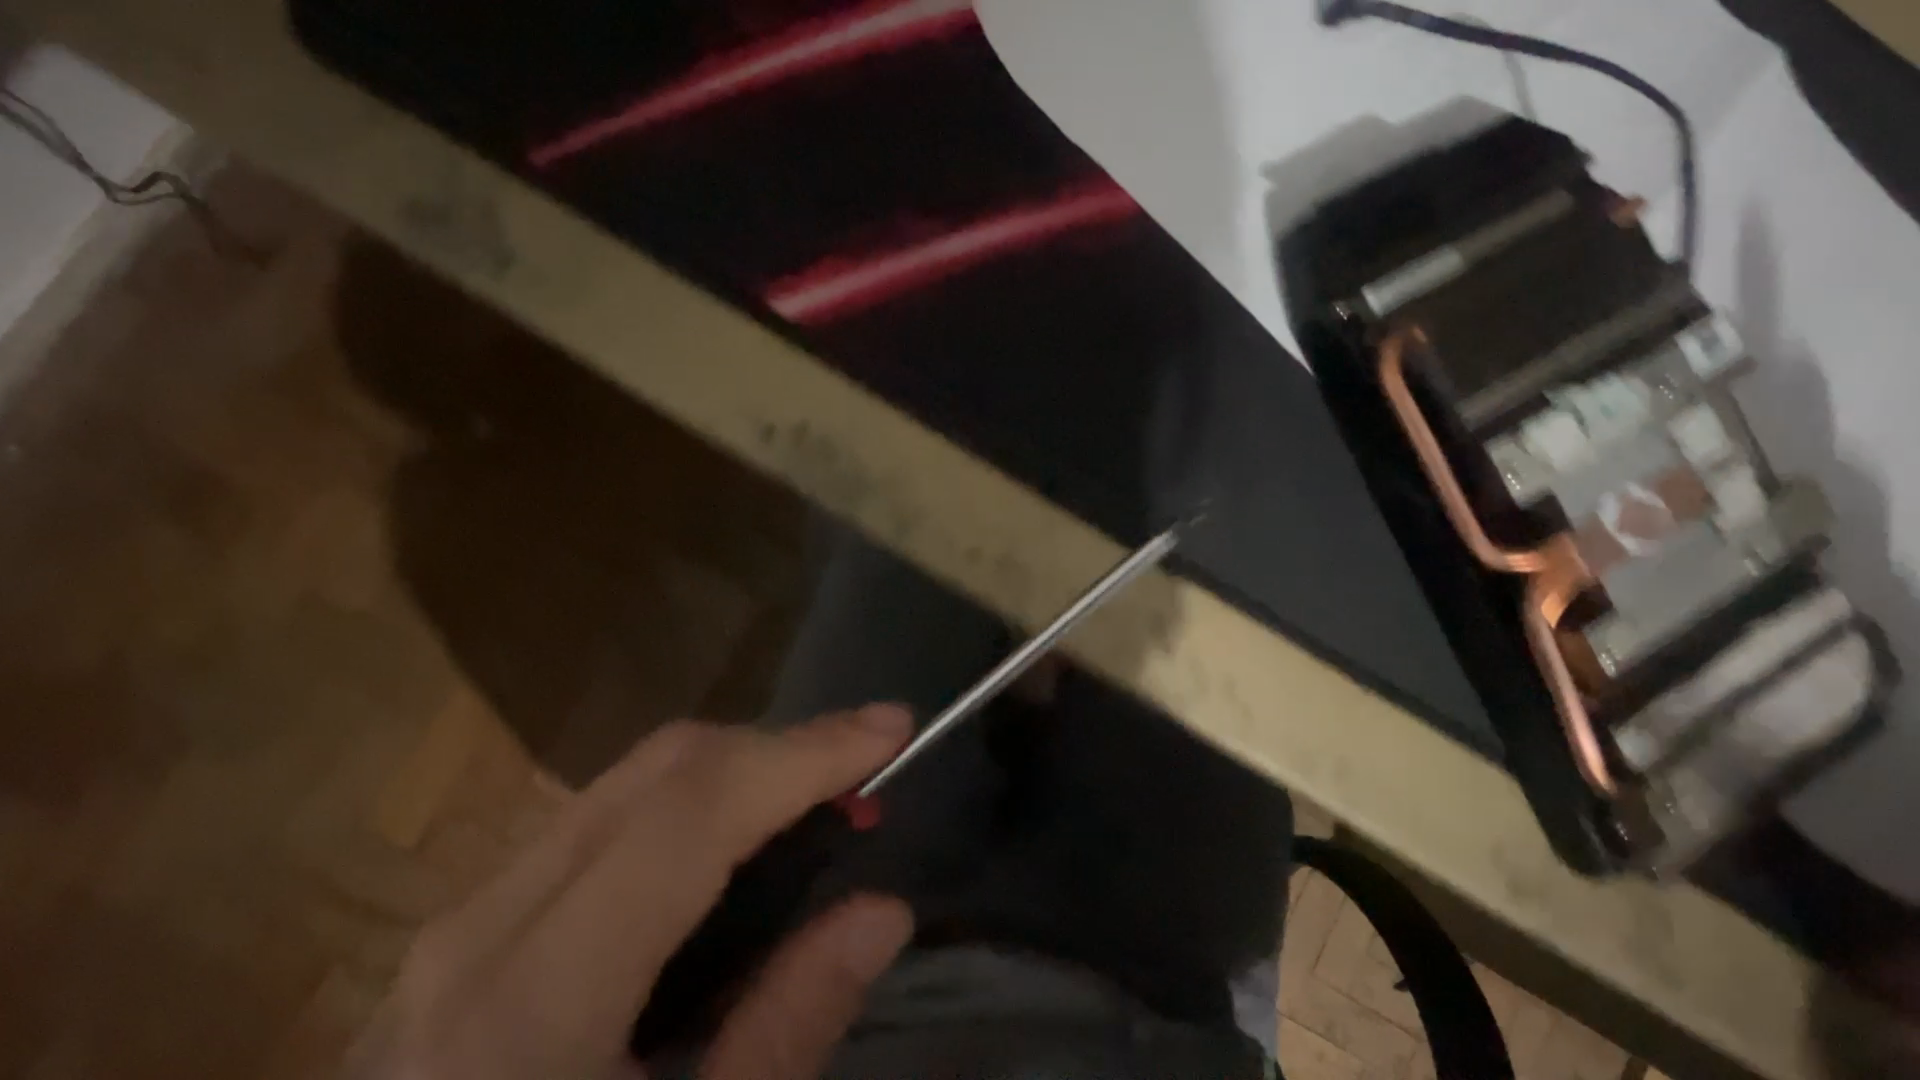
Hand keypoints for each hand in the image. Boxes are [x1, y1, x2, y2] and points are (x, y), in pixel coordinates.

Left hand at [349, 705, 918, 1079]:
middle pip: (655, 773)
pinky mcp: (462, 933)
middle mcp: (482, 929)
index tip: (893, 728)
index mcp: (531, 1002)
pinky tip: (727, 858)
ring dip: (733, 776)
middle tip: (867, 770)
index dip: (803, 755)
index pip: (690, 816)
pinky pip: (594, 827)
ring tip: (814, 808)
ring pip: (623, 787)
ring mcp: (459, 923)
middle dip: (777, 750)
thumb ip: (784, 1030)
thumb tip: (882, 911)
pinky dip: (682, 813)